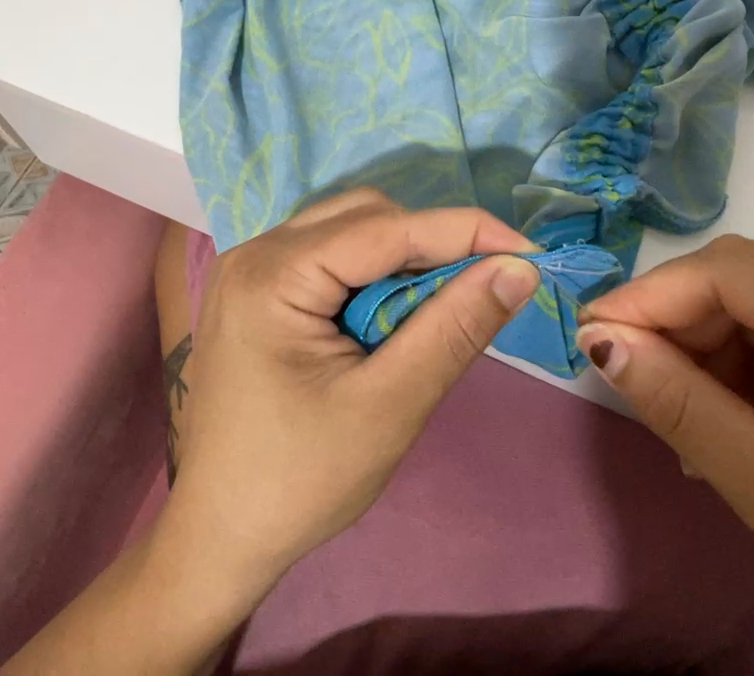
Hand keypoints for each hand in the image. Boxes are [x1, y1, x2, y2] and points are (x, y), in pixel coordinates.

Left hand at [160, 189, 540, 595]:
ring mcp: (249, 271)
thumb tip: (518, 269)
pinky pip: (328, 258)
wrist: (221, 535)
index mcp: (272, 275)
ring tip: (441, 309)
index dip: (465, 231)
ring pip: (348, 231)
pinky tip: (394, 317)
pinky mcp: (256, 293)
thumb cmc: (300, 479)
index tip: (532, 253)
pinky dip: (372, 276)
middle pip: (364, 217)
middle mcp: (254, 253)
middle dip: (431, 245)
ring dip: (403, 259)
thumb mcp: (389, 406)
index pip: (385, 227)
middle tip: (484, 291)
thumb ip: (453, 329)